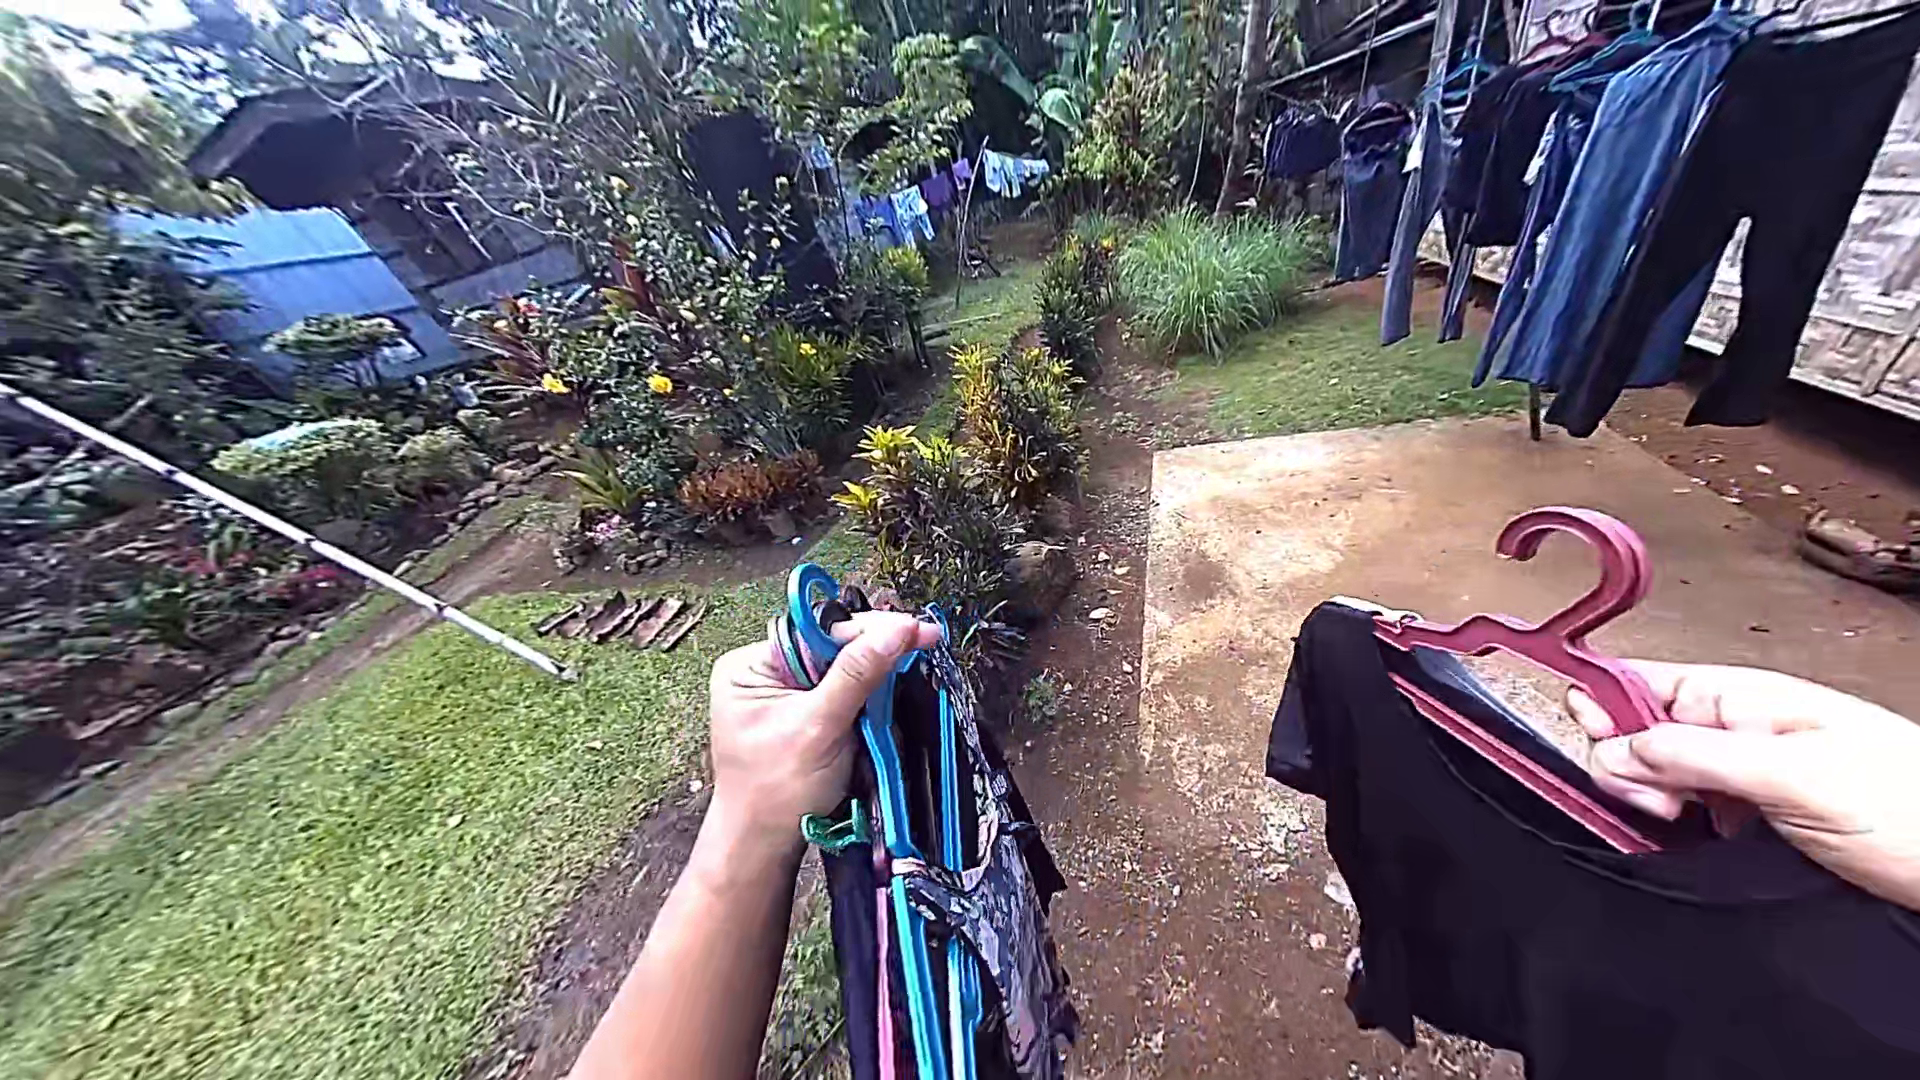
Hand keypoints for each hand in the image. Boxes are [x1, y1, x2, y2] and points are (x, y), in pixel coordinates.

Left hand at [704, 611, 941, 853]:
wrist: (764, 849)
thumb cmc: (776, 793)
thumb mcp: (818, 727)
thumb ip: (857, 675)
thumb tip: (897, 630)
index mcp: (751, 665)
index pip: (818, 631)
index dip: (867, 630)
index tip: (913, 628)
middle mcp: (767, 670)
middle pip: (832, 644)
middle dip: (876, 647)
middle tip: (923, 639)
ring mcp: (787, 691)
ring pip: (843, 665)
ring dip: (877, 668)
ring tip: (915, 653)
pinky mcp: (807, 711)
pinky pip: (844, 688)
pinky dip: (870, 690)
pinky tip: (892, 683)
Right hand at [1567, 661, 1919, 910]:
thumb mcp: (1796, 776)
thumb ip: (1686, 752)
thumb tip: (1607, 749)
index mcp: (1728, 694)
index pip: (1621, 679)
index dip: (1598, 707)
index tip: (1610, 746)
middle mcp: (1716, 721)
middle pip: (1618, 725)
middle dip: (1623, 762)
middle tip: (1667, 798)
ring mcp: (1721, 761)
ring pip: (1634, 763)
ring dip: (1643, 792)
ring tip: (1687, 816)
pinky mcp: (1727, 799)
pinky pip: (1663, 795)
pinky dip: (1663, 814)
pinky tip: (1693, 827)